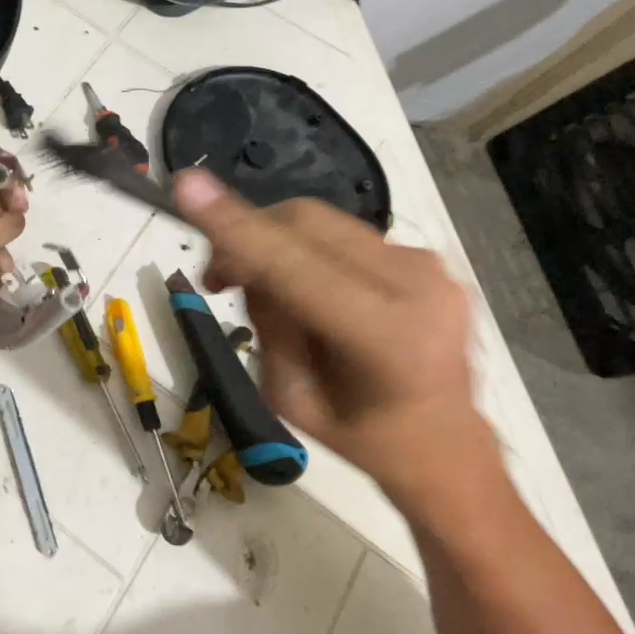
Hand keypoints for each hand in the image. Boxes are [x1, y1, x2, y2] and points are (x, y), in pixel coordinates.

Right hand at [172, 169, 487, 497]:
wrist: (448, 446)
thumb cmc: (362, 438)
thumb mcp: (292, 397)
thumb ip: (269, 322)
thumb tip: (244, 259)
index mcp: (387, 340)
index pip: (296, 267)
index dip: (237, 229)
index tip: (186, 187)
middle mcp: (417, 288)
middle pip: (306, 224)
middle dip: (248, 236)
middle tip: (217, 278)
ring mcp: (429, 268)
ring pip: (321, 224)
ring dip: (275, 244)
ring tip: (260, 288)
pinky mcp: (426, 258)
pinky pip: (343, 235)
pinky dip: (307, 251)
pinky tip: (306, 290)